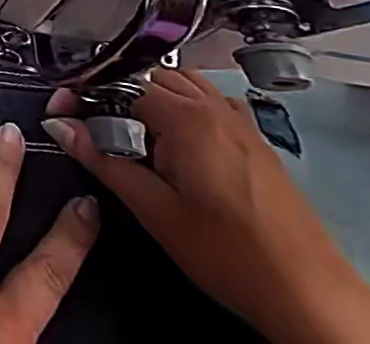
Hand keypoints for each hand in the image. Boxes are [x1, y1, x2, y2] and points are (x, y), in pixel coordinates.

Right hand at [42, 70, 369, 343]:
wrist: (306, 291)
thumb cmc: (230, 254)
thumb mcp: (156, 211)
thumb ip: (105, 161)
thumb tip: (64, 128)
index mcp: (187, 118)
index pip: (121, 86)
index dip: (87, 97)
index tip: (63, 112)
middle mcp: (213, 107)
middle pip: (149, 79)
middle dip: (115, 97)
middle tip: (92, 129)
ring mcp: (237, 119)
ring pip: (179, 84)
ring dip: (149, 99)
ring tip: (132, 137)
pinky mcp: (252, 136)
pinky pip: (207, 99)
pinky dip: (182, 106)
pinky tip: (176, 142)